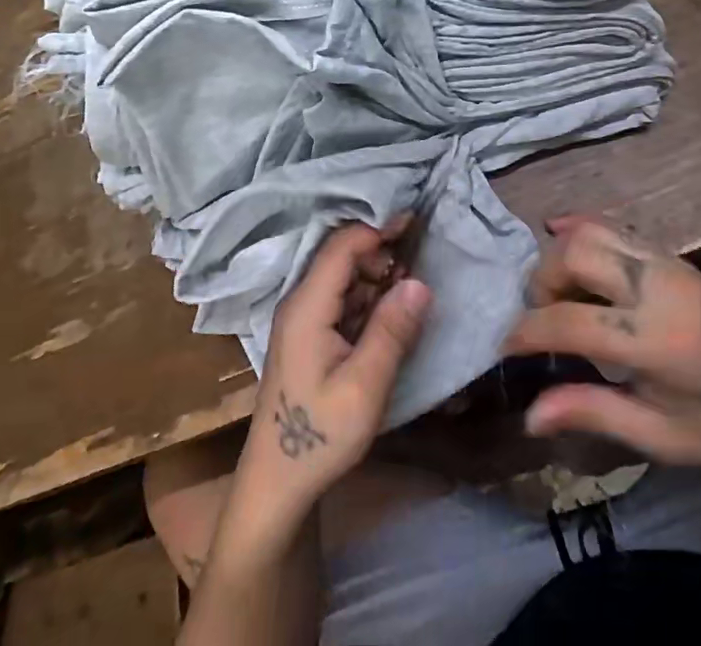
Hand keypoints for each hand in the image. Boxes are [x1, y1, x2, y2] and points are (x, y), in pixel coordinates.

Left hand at [240, 221, 431, 520]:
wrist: (279, 476)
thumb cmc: (321, 433)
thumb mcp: (365, 385)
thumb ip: (391, 330)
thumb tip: (420, 281)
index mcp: (306, 306)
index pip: (340, 247)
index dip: (376, 229)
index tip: (416, 223)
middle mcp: (298, 303)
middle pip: (339, 258)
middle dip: (380, 254)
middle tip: (421, 267)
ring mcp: (300, 319)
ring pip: (340, 279)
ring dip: (375, 278)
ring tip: (412, 291)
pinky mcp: (307, 335)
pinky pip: (338, 301)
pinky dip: (365, 299)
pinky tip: (390, 315)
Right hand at [504, 215, 700, 482]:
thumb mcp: (663, 437)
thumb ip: (591, 413)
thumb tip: (528, 415)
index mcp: (657, 341)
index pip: (565, 321)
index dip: (524, 334)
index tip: (506, 350)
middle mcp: (660, 288)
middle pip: (572, 254)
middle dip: (541, 283)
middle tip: (542, 319)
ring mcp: (669, 264)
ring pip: (589, 232)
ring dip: (560, 259)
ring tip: (560, 296)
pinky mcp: (674, 257)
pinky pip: (613, 227)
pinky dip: (580, 232)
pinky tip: (561, 242)